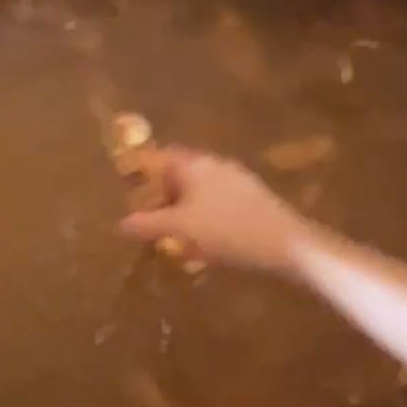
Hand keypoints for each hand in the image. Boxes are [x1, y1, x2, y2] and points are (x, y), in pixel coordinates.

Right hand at [119, 147, 307, 273]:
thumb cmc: (226, 230)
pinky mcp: (252, 201)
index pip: (160, 158)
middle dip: (162, 199)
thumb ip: (147, 224)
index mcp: (195, 165)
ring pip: (199, 194)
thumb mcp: (179, 229)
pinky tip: (204, 248)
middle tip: (150, 223)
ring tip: (174, 241)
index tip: (131, 193)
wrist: (286, 245)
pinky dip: (204, 221)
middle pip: (179, 176)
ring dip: (183, 213)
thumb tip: (120, 224)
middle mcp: (215, 166)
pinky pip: (218, 206)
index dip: (143, 173)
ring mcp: (237, 182)